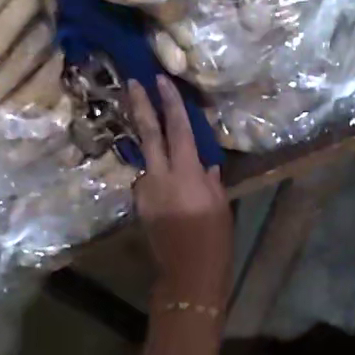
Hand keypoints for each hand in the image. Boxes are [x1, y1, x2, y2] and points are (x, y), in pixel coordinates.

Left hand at [127, 76, 232, 306]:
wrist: (188, 274)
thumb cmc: (214, 240)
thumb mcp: (220, 205)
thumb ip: (210, 180)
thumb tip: (204, 164)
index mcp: (185, 175)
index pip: (177, 131)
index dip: (171, 104)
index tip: (161, 80)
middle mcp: (160, 178)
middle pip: (148, 135)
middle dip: (141, 107)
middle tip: (133, 83)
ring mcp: (145, 191)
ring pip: (148, 160)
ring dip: (154, 148)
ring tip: (164, 148)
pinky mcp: (140, 205)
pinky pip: (149, 180)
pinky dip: (158, 175)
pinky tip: (171, 185)